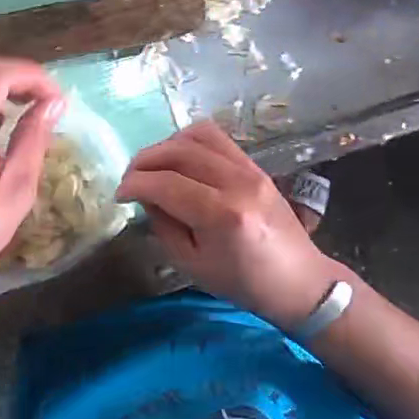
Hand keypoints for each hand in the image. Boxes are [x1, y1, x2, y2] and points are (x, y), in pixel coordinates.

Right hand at [118, 121, 342, 327]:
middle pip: (177, 152)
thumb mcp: (190, 263)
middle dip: (143, 162)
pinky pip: (214, 137)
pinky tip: (177, 160)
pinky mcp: (254, 165)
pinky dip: (188, 141)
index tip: (119, 195)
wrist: (299, 281)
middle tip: (129, 180)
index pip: (164, 183)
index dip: (133, 184)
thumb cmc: (242, 282)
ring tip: (153, 168)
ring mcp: (249, 169)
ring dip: (164, 147)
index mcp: (222, 215)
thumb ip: (162, 224)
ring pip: (195, 136)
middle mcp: (236, 183)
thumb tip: (146, 196)